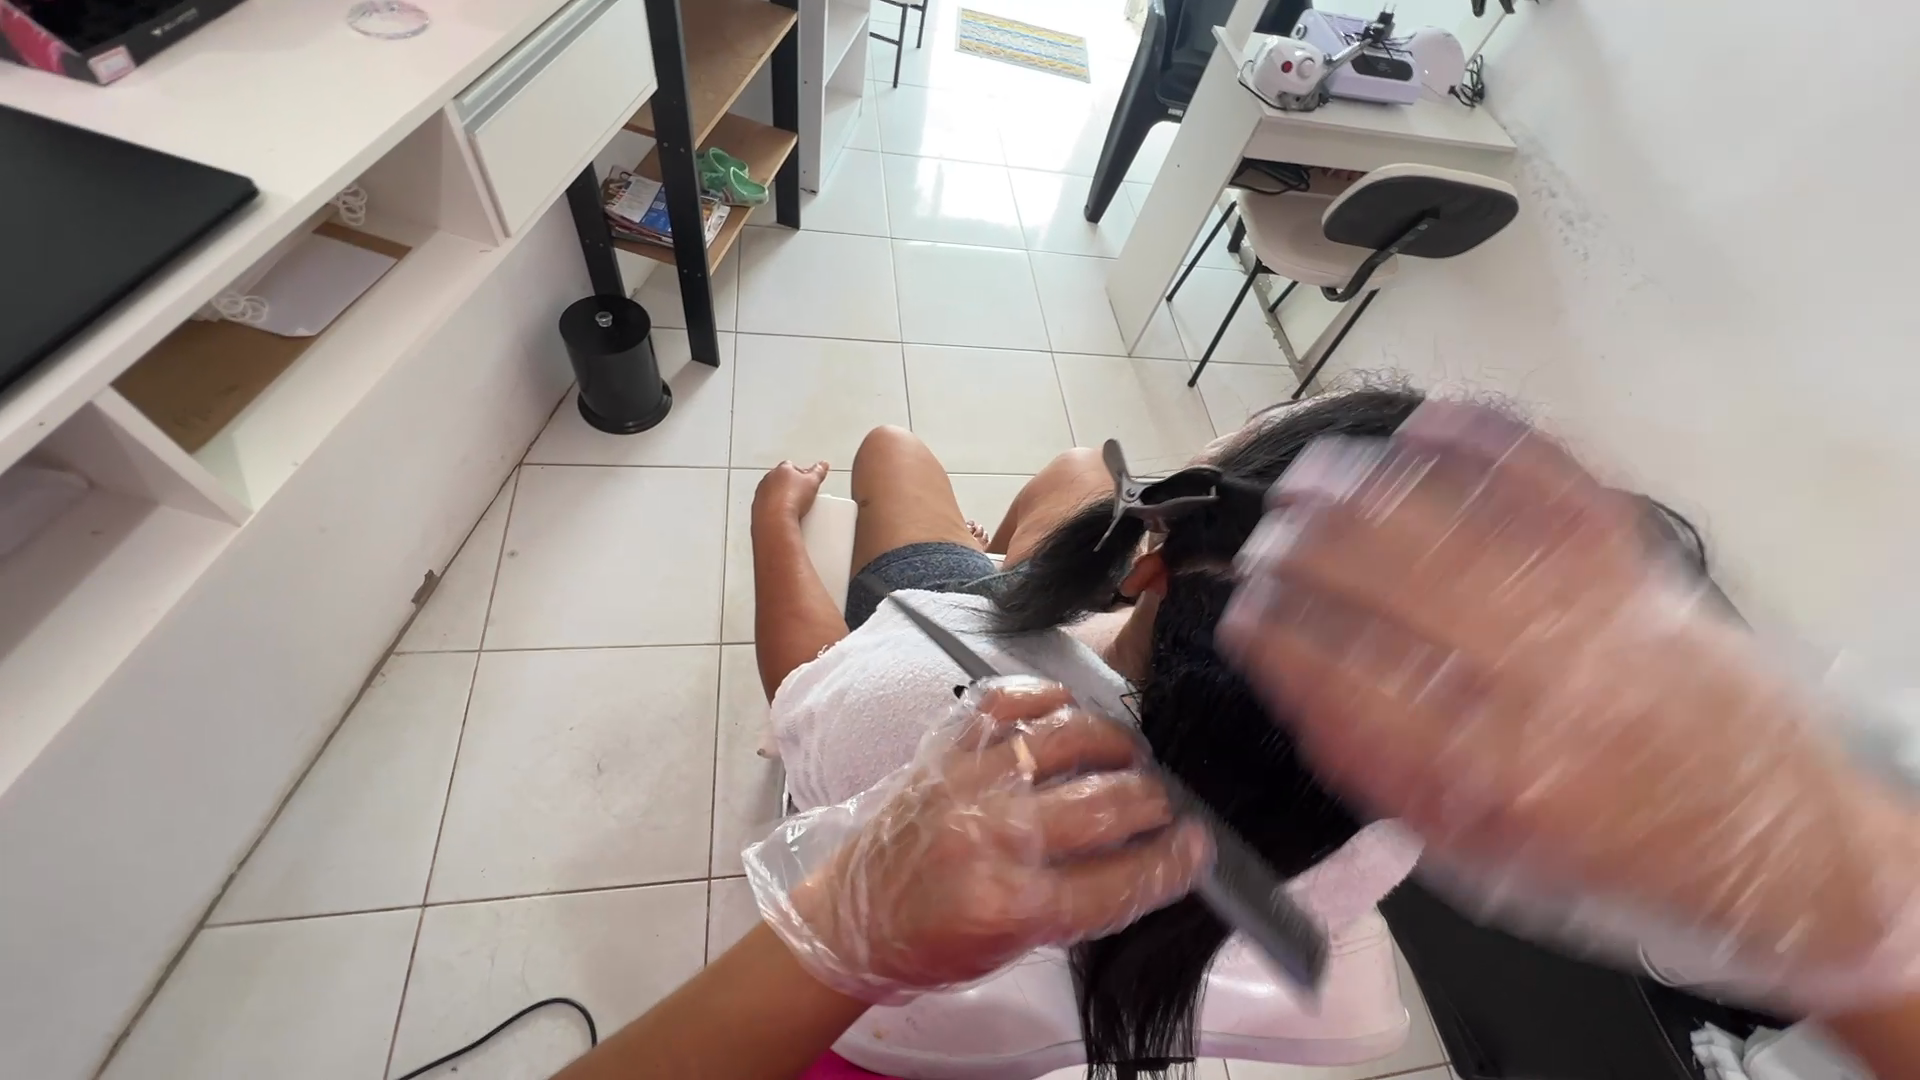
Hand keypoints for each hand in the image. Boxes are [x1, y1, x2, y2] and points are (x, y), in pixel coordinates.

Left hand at [745, 679, 1210, 1002]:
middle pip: (1105, 805)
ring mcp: (967, 783)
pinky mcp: (944, 751)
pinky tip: (1066, 707)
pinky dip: (1042, 696)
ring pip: (1065, 741)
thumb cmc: (933, 943)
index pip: (1122, 880)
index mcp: (1014, 906)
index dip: (1173, 861)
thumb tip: (1143, 854)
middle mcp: (994, 837)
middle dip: (1152, 801)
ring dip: (1112, 743)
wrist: (848, 918)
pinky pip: (1003, 703)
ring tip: (1127, 752)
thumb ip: (1080, 901)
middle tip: (1162, 800)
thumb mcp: (1016, 947)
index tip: (1197, 844)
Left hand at [753, 461, 828, 524]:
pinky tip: (785, 515)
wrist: (776, 519)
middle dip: (791, 485)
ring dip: (782, 497)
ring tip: (794, 507)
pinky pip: (768, 505)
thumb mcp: (813, 482)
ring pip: (773, 492)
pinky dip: (775, 509)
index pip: (793, 466)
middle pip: (782, 479)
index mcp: (782, 469)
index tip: (808, 481)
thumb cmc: (790, 499)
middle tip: (802, 495)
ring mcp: (761, 493)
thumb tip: (823, 465)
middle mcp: (769, 478)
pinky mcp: (757, 507)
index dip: (802, 474)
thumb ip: (818, 472)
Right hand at [1219, 402, 1919, 1008]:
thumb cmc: (1614, 866)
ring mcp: (1598, 606)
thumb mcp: (1477, 863)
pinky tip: (1424, 423)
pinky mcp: (1640, 562)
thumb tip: (1294, 683)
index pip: (1345, 676)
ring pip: (1455, 519)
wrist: (1795, 854)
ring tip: (1304, 476)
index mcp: (1497, 772)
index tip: (1241, 612)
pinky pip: (1556, 478)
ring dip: (1361, 486)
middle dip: (1302, 551)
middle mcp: (1547, 681)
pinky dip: (1485, 438)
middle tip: (1260, 544)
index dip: (1276, 632)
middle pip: (1390, 582)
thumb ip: (1377, 774)